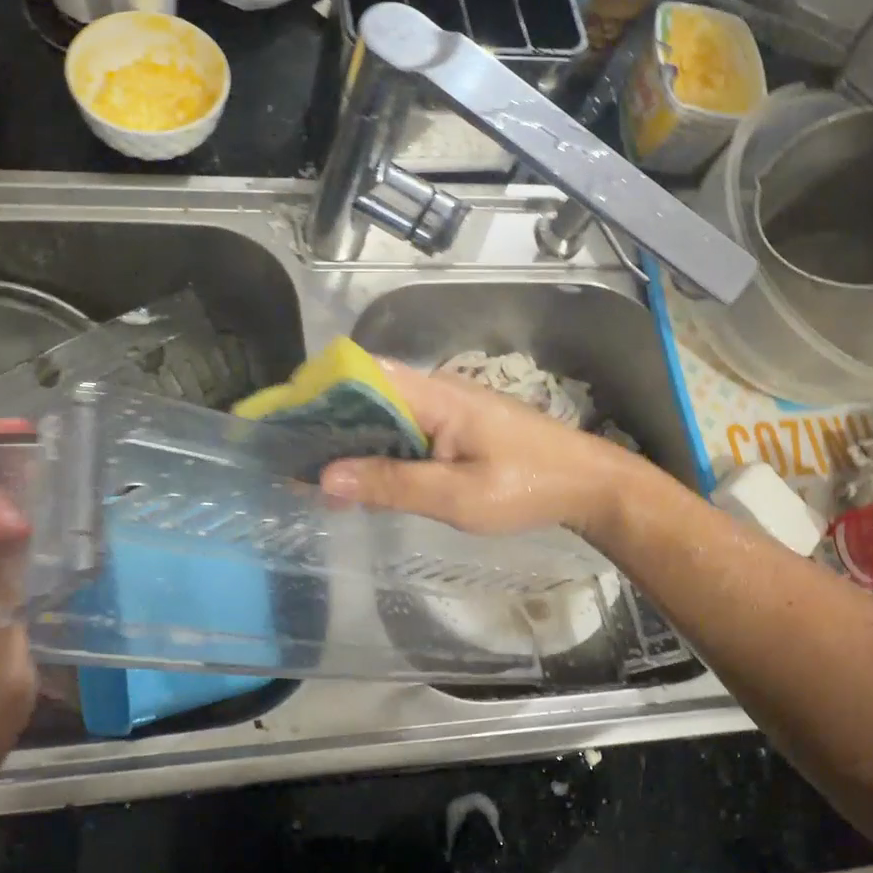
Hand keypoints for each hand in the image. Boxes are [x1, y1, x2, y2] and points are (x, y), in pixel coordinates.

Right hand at [319, 359, 639, 536]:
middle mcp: (435, 391)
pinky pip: (401, 430)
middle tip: (290, 461)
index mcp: (434, 396)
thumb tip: (325, 477)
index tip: (283, 423)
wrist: (590, 486)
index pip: (361, 374)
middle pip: (365, 393)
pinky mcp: (453, 427)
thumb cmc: (527, 488)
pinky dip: (375, 451)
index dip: (318, 392)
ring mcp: (445, 408)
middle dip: (325, 423)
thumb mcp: (458, 497)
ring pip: (381, 413)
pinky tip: (357, 479)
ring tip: (312, 475)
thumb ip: (392, 485)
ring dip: (349, 441)